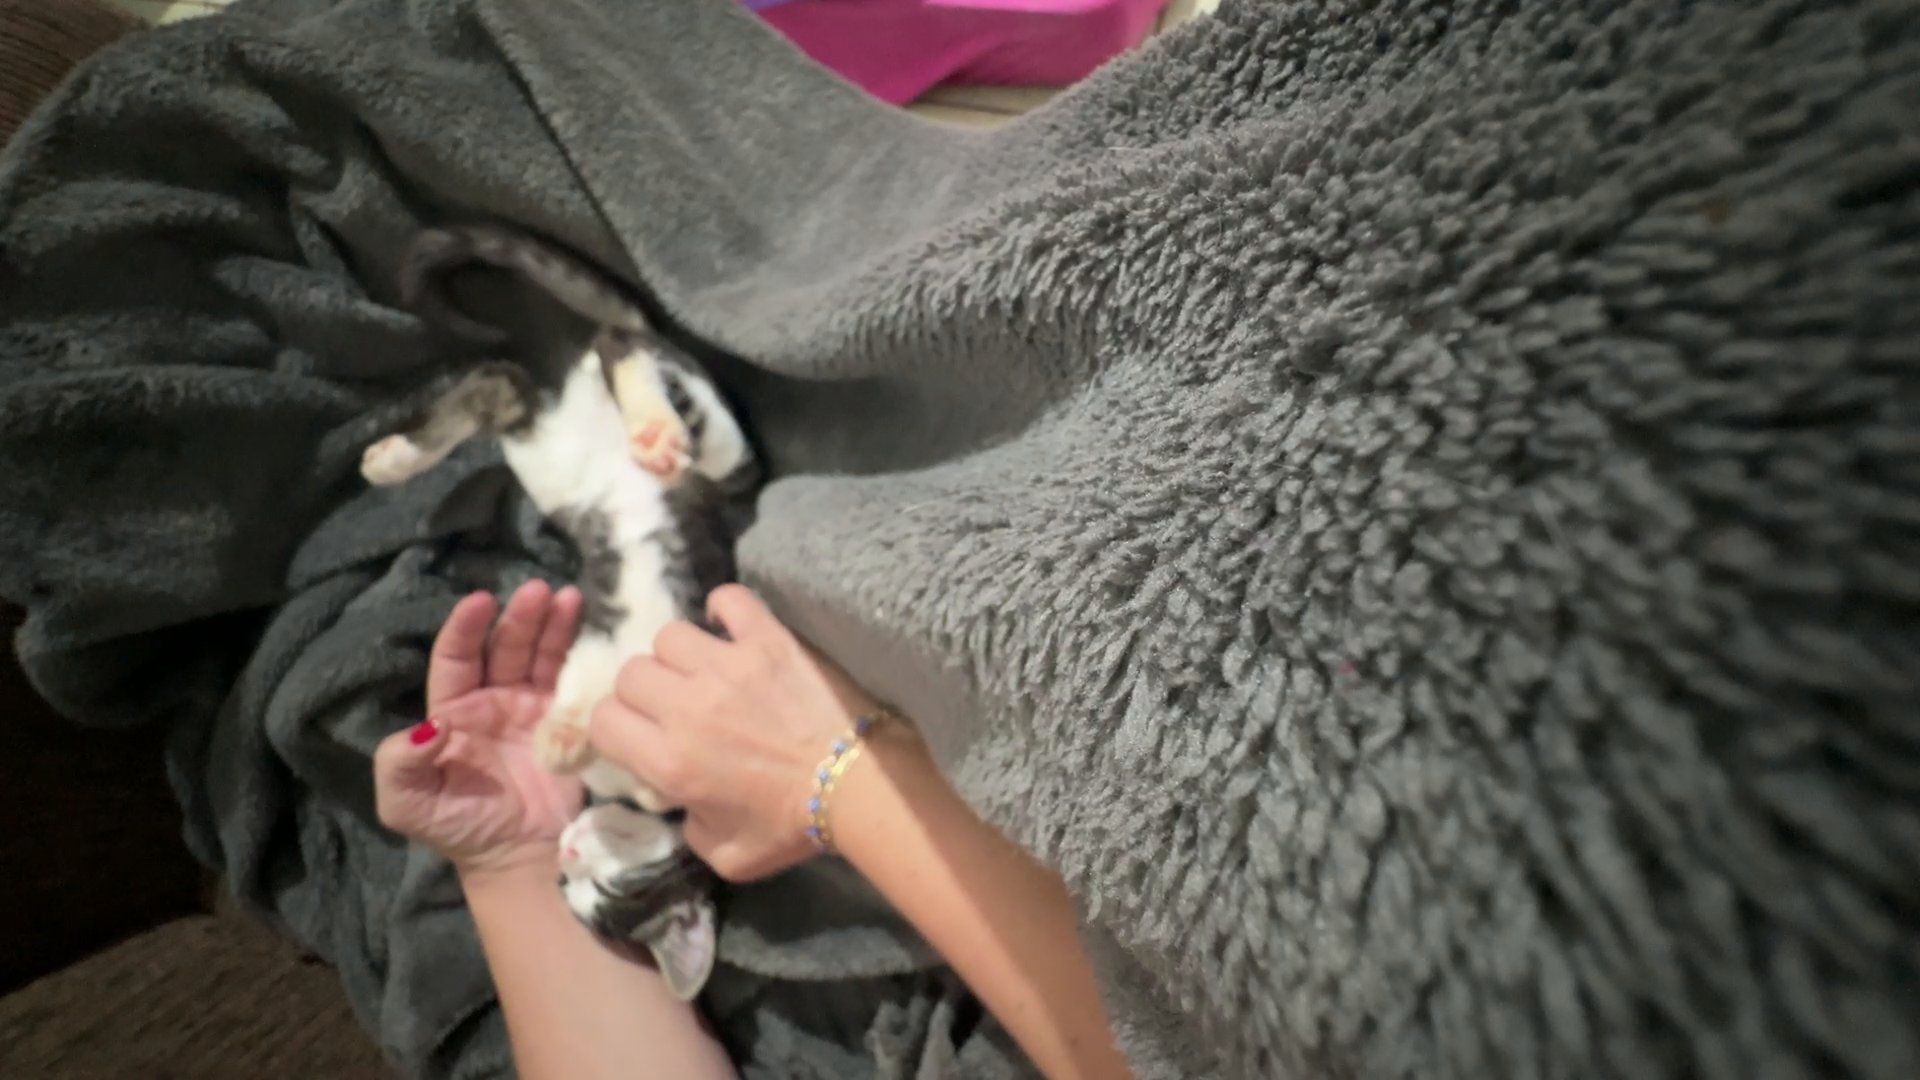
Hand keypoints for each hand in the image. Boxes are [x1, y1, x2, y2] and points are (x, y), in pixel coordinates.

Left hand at [374, 580, 585, 881]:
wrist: (523, 854)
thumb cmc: (462, 827)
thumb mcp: (410, 803)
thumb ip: (402, 763)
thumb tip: (432, 724)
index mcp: (456, 712)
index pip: (458, 659)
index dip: (466, 629)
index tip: (480, 600)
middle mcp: (497, 700)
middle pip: (508, 647)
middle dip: (522, 617)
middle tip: (540, 589)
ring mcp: (538, 707)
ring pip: (544, 654)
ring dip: (556, 623)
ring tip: (568, 597)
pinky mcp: (573, 718)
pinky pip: (577, 679)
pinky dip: (584, 652)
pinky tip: (593, 630)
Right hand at [588, 585, 877, 881]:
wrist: (859, 784)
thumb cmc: (794, 824)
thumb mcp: (726, 855)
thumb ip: (688, 826)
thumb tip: (682, 797)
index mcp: (669, 761)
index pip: (603, 720)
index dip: (615, 726)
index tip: (639, 732)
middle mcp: (688, 706)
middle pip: (631, 673)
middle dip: (644, 690)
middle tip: (674, 702)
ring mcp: (730, 665)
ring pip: (670, 635)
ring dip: (679, 653)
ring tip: (704, 668)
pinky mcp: (770, 639)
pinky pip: (731, 599)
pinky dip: (725, 608)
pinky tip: (731, 627)